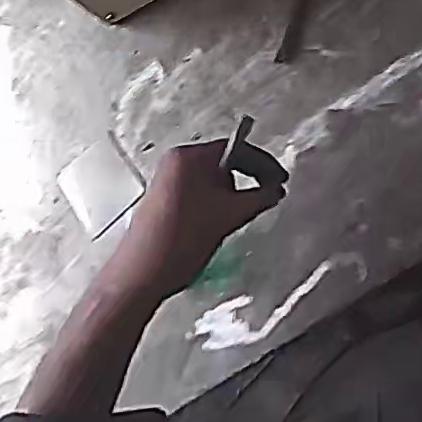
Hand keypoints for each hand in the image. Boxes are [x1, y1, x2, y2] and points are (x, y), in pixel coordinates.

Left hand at [99, 139, 285, 303]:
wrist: (143, 273)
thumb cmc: (180, 241)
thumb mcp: (229, 216)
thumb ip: (258, 198)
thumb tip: (275, 190)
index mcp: (189, 157)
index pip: (235, 148)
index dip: (263, 164)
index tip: (279, 178)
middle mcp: (175, 162)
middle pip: (222, 160)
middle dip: (248, 177)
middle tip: (268, 191)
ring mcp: (167, 179)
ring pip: (210, 177)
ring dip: (231, 191)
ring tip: (240, 212)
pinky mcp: (163, 197)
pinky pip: (198, 189)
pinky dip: (215, 199)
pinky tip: (221, 219)